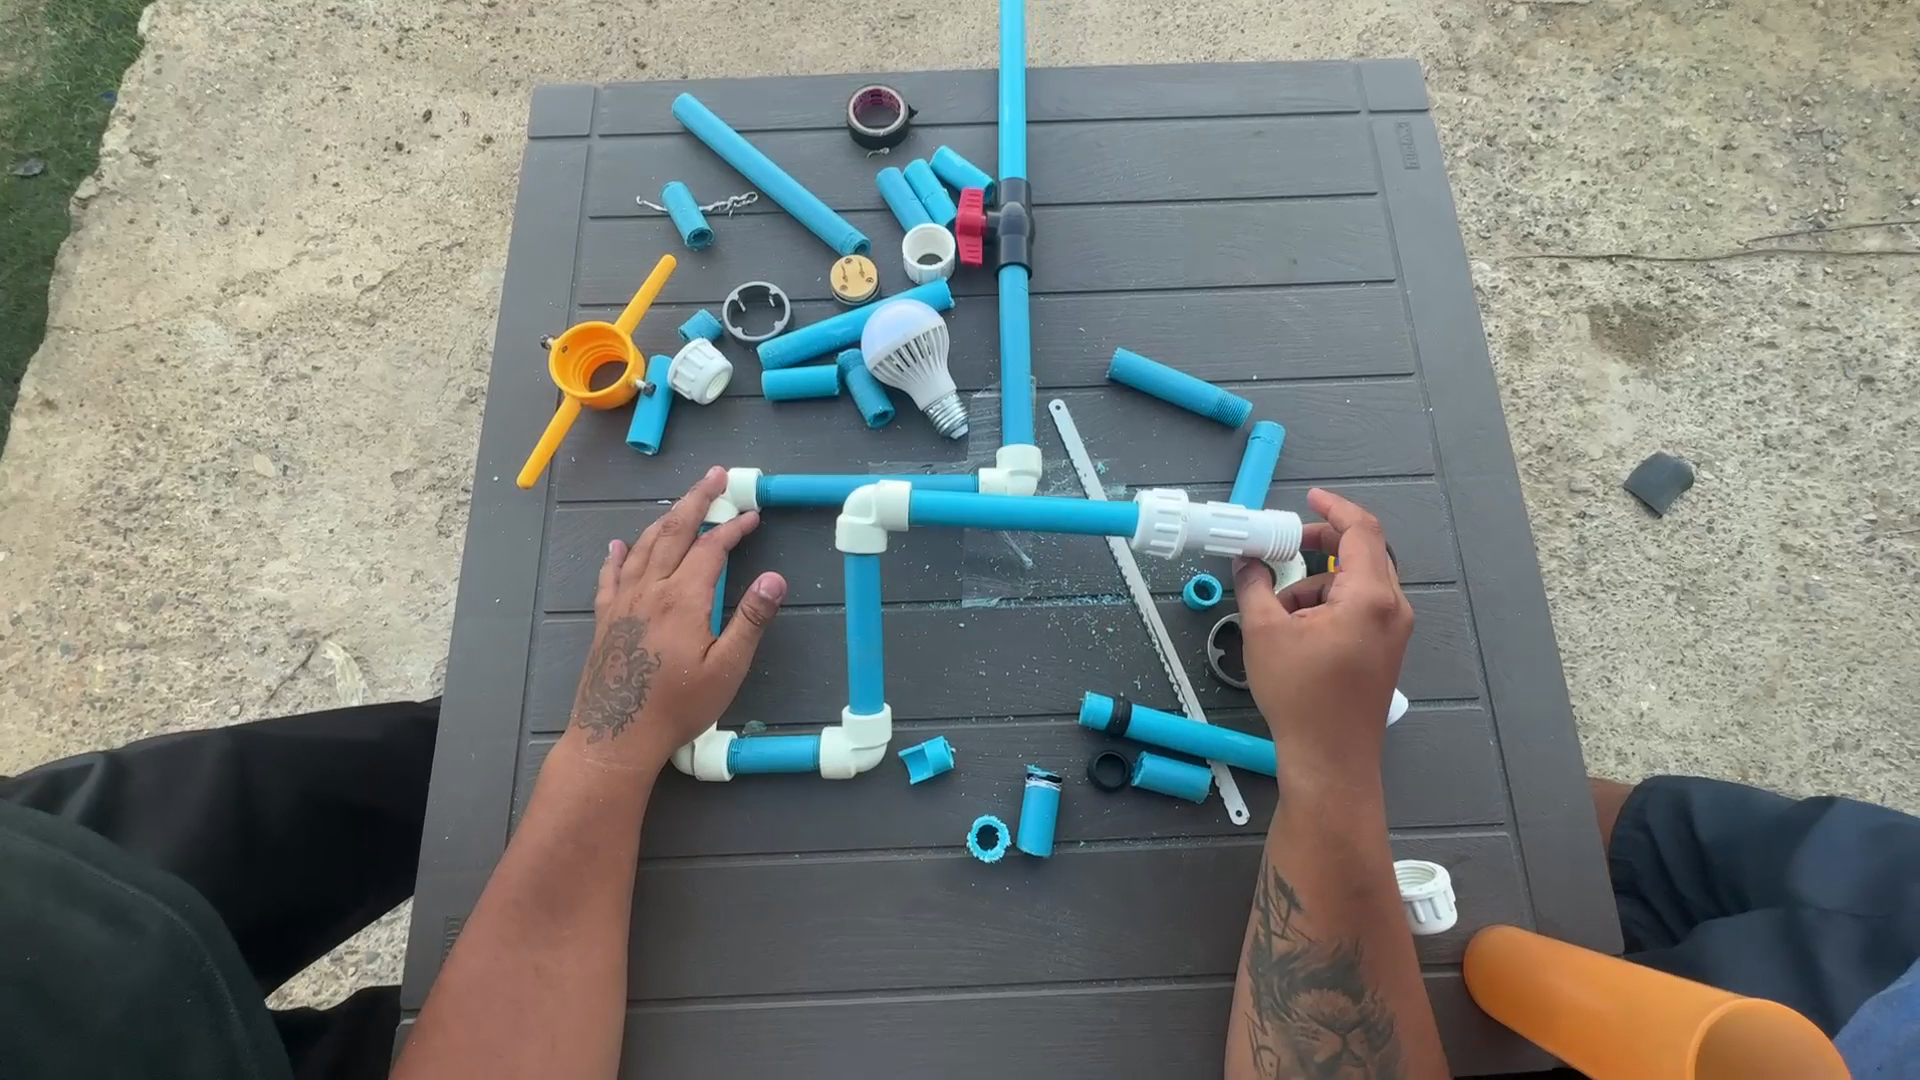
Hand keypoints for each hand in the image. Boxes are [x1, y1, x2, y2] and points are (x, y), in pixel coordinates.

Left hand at [567, 467, 786, 771]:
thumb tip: (775, 579)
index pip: (712, 548)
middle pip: (675, 531)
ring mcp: (623, 601)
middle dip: (698, 500)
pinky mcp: (605, 618)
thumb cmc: (678, 705)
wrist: (615, 737)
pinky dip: (619, 554)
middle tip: (715, 476)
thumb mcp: (727, 668)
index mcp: (683, 598)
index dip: (733, 528)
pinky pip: (610, 575)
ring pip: (645, 546)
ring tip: (682, 503)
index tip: (752, 515)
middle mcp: (651, 589)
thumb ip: (751, 620)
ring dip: (666, 519)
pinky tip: (619, 544)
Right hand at [1231, 489, 1411, 779]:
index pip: (1361, 532)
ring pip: (1354, 584)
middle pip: (1361, 555)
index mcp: (1370, 597)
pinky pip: (1357, 608)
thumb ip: (1254, 585)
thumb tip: (1247, 561)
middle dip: (1317, 549)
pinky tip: (1295, 633)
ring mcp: (1392, 631)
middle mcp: (1392, 608)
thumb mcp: (1264, 631)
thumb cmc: (1299, 695)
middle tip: (1281, 551)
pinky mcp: (1383, 649)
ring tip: (1277, 615)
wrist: (1329, 757)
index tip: (1309, 497)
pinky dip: (1325, 606)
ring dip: (1314, 585)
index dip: (1334, 508)